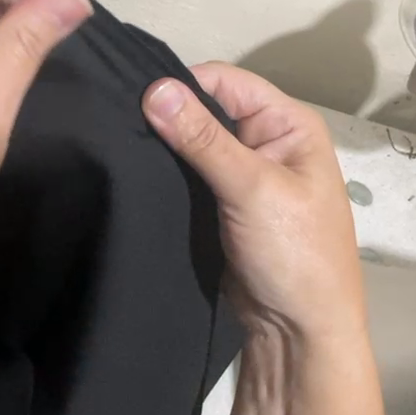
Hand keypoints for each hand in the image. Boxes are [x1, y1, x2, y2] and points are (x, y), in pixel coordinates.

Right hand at [141, 63, 366, 345]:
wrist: (296, 332)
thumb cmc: (294, 255)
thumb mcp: (251, 189)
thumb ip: (203, 139)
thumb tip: (156, 89)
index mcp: (287, 124)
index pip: (225, 82)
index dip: (183, 86)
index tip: (137, 102)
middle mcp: (265, 141)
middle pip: (206, 109)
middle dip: (169, 116)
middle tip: (119, 125)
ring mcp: (242, 175)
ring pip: (192, 144)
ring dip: (164, 147)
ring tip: (120, 148)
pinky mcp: (219, 204)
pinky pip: (188, 176)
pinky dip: (166, 174)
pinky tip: (137, 174)